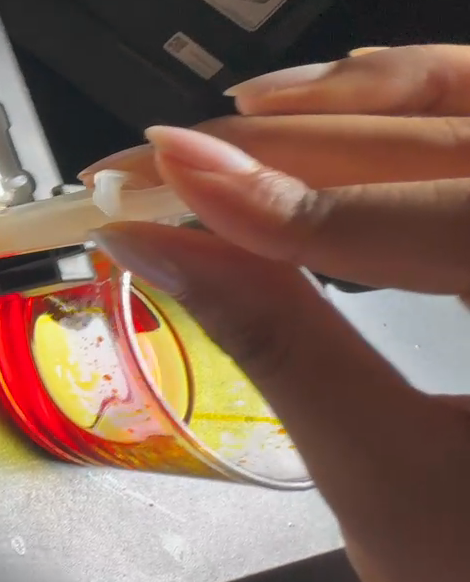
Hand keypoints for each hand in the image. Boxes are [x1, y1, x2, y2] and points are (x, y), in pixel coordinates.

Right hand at [81, 46, 469, 581]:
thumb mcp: (381, 475)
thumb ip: (267, 333)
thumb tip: (144, 239)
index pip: (463, 225)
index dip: (302, 193)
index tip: (165, 170)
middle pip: (467, 151)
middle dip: (294, 145)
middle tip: (155, 155)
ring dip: (365, 107)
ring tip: (237, 114)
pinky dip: (407, 119)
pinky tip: (326, 113)